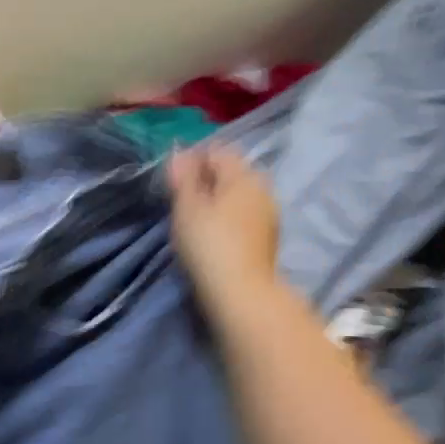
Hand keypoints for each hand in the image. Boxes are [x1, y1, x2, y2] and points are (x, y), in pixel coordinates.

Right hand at [167, 145, 281, 306]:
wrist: (242, 291)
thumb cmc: (209, 242)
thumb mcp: (187, 206)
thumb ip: (184, 178)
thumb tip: (179, 153)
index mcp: (243, 176)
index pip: (219, 152)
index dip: (195, 158)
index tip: (174, 176)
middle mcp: (262, 189)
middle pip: (233, 172)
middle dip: (209, 177)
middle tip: (184, 194)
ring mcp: (269, 214)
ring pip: (240, 193)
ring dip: (219, 197)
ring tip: (196, 213)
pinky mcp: (268, 236)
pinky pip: (245, 212)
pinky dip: (229, 213)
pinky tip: (214, 229)